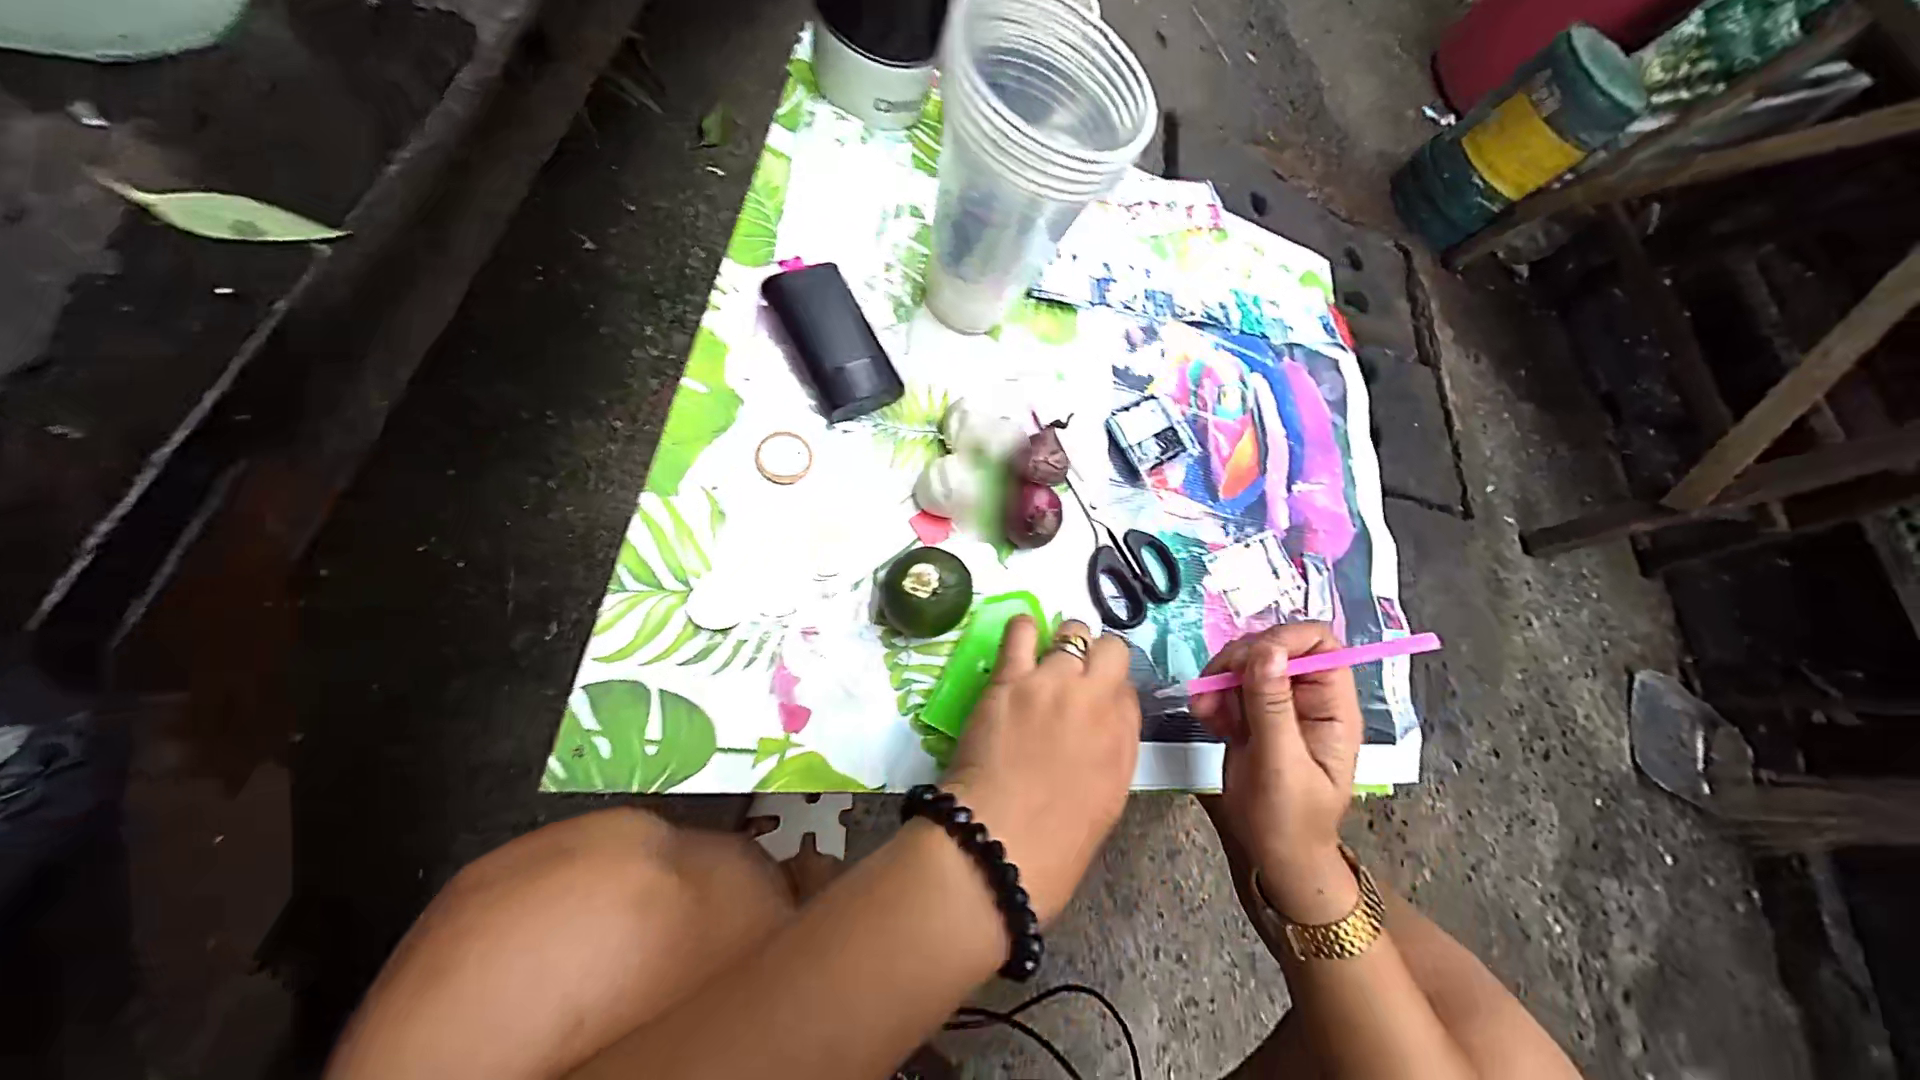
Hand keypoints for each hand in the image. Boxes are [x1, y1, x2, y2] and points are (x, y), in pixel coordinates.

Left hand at [941, 618, 1139, 921]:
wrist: (999, 843)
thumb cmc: (1054, 845)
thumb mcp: (1105, 802)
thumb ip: (1109, 753)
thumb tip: (1096, 728)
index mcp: (1124, 738)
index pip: (1127, 690)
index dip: (1110, 690)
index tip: (1093, 698)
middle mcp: (1096, 700)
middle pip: (1110, 650)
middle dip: (1097, 656)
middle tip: (1075, 673)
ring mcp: (1053, 684)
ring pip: (1071, 632)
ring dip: (1064, 641)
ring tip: (1045, 656)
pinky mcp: (1011, 678)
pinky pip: (1021, 632)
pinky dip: (1024, 628)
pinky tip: (1022, 634)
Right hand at [1192, 622, 1362, 923]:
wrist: (1272, 854)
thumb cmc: (1288, 818)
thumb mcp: (1280, 762)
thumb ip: (1272, 705)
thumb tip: (1266, 648)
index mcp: (1331, 706)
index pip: (1319, 643)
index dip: (1285, 639)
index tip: (1248, 659)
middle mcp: (1306, 698)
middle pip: (1274, 646)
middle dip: (1239, 661)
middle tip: (1214, 687)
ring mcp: (1277, 705)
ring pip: (1245, 663)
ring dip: (1218, 680)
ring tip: (1204, 710)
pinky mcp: (1250, 715)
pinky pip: (1227, 687)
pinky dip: (1211, 696)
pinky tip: (1205, 719)